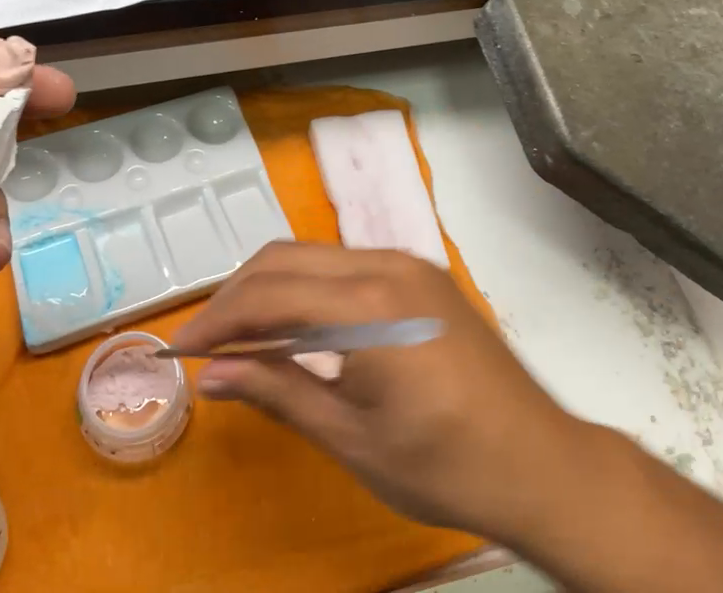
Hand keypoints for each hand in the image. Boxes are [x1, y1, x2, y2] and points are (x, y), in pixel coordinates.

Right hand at [172, 242, 583, 542]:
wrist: (540, 465)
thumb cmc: (446, 465)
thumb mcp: (351, 437)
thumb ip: (278, 392)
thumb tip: (213, 373)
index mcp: (369, 305)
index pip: (268, 293)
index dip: (218, 319)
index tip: (182, 350)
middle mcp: (388, 266)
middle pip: (286, 260)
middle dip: (236, 296)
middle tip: (206, 343)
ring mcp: (411, 267)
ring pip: (315, 257)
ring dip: (270, 288)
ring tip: (240, 337)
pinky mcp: (423, 279)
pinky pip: (347, 267)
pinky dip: (307, 289)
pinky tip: (295, 328)